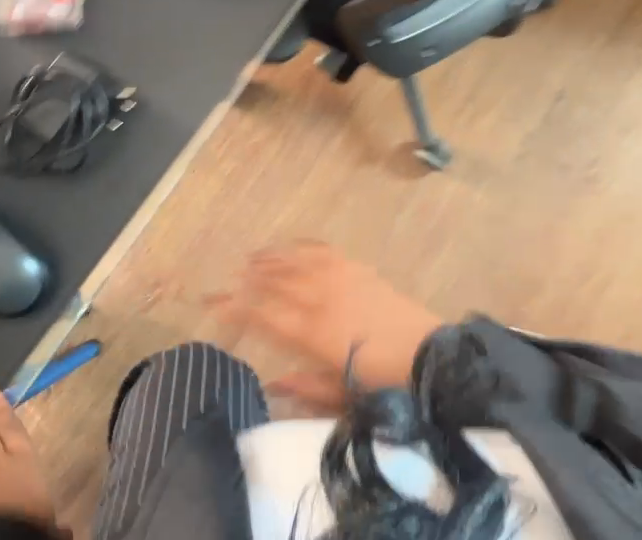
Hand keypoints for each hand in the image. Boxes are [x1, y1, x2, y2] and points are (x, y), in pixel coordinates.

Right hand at [209, 241, 442, 410]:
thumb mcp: (340, 396)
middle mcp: (321, 299)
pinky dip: (304, 246)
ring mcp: (341, 280)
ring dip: (272, 257)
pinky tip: (293, 245)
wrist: (428, 358)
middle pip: (276, 281)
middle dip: (249, 278)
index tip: (213, 302)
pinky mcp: (360, 270)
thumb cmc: (383, 384)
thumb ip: (304, 388)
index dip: (235, 307)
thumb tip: (272, 383)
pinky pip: (325, 252)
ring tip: (252, 256)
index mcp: (311, 333)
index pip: (263, 315)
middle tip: (228, 276)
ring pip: (297, 261)